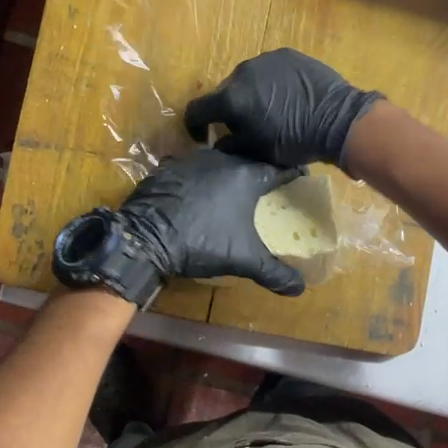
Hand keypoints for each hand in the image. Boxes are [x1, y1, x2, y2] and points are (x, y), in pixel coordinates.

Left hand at [117, 149, 307, 295]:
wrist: (145, 238)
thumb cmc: (202, 243)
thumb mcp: (244, 260)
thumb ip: (274, 272)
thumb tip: (300, 288)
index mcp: (247, 175)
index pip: (281, 169)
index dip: (294, 176)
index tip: (302, 182)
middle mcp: (223, 158)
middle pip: (250, 160)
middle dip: (261, 171)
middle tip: (269, 187)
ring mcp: (192, 159)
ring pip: (220, 160)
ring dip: (229, 172)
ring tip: (235, 188)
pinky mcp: (168, 166)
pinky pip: (192, 167)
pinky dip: (200, 177)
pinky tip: (200, 193)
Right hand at [185, 49, 383, 170]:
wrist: (338, 120)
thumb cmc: (295, 141)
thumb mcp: (258, 152)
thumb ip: (232, 145)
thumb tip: (219, 142)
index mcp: (230, 99)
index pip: (197, 109)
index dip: (196, 126)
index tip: (205, 137)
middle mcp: (242, 73)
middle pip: (224, 92)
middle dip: (228, 110)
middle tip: (243, 126)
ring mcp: (265, 60)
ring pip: (247, 80)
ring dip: (250, 94)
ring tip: (269, 110)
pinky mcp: (286, 55)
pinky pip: (269, 71)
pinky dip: (270, 84)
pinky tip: (287, 97)